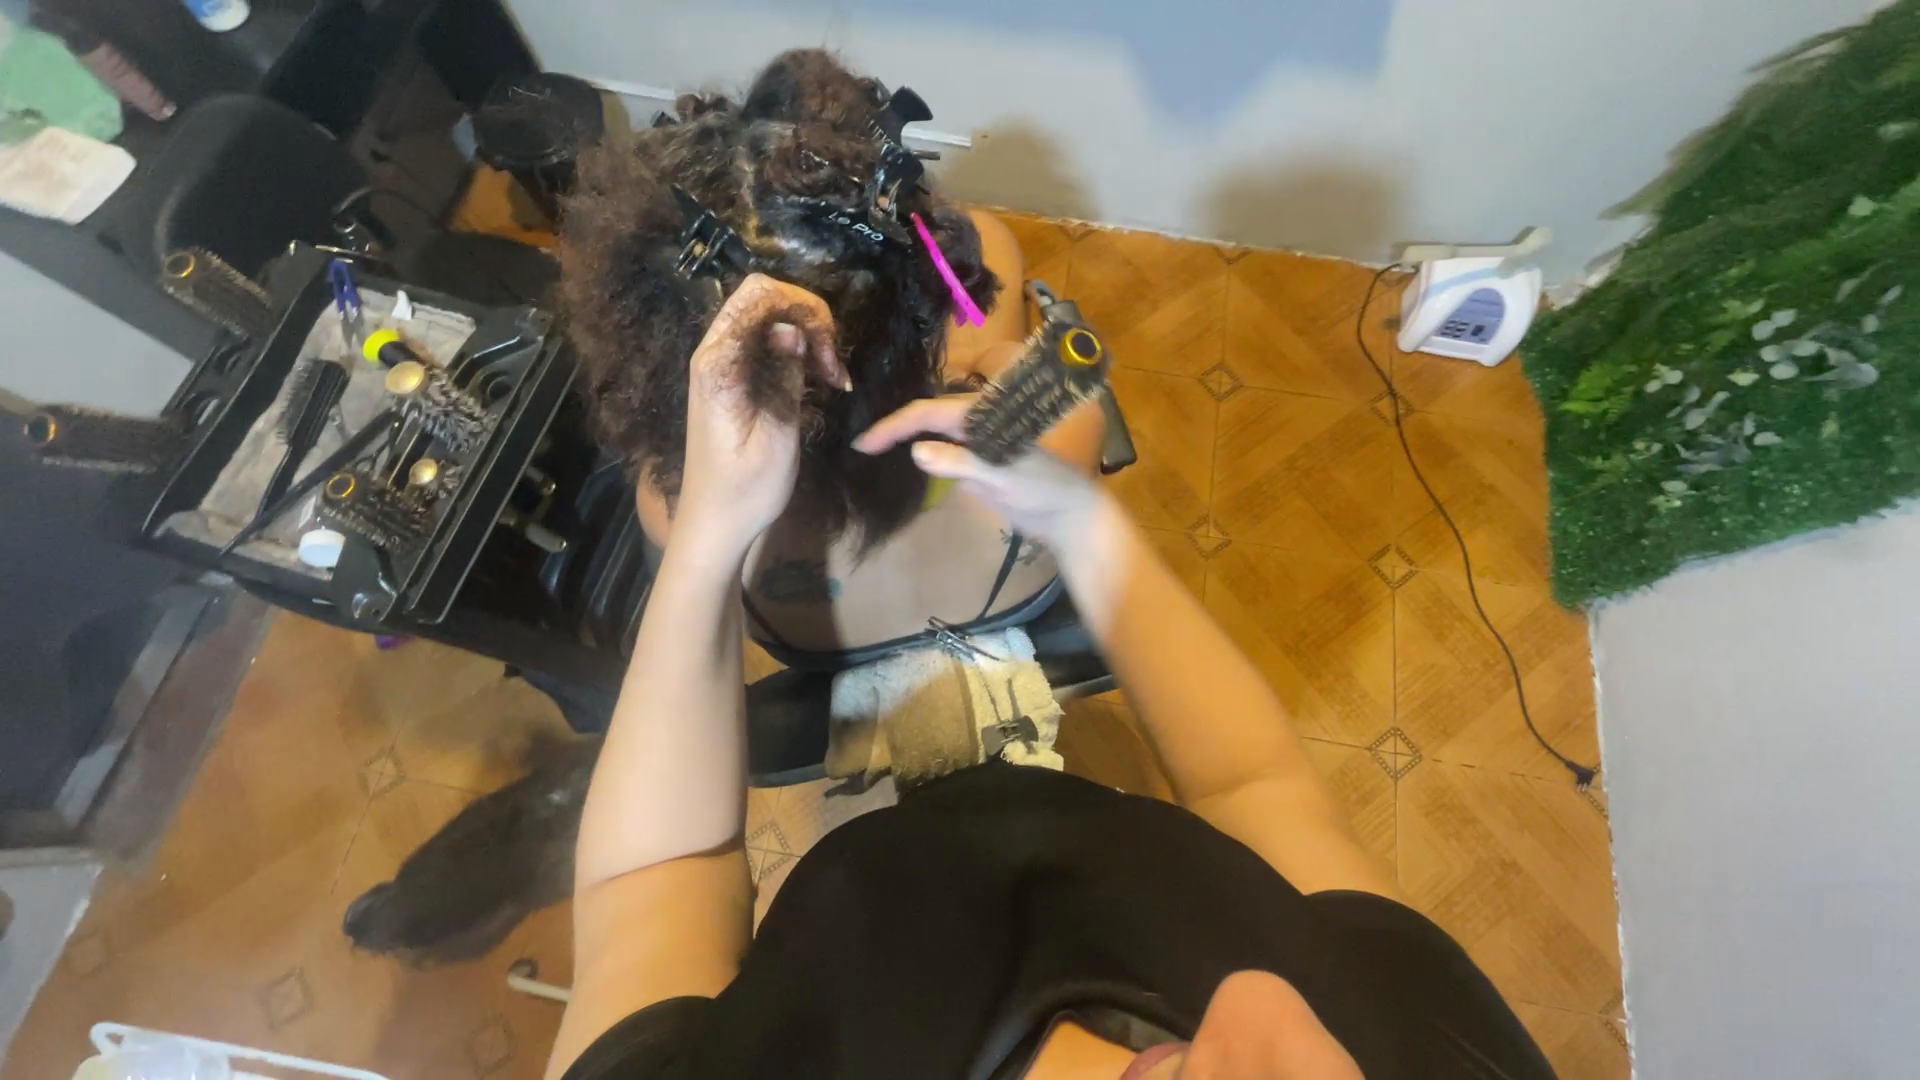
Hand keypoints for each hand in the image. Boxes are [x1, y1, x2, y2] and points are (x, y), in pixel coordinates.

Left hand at [675, 274, 846, 556]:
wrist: (715, 524)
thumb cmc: (746, 489)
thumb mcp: (776, 434)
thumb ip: (784, 375)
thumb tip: (792, 331)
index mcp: (720, 362)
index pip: (760, 295)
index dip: (804, 308)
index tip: (830, 352)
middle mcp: (715, 353)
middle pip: (764, 299)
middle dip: (809, 319)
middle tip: (833, 367)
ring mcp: (722, 365)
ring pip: (769, 319)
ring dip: (807, 337)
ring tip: (832, 378)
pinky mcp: (733, 379)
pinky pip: (766, 344)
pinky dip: (797, 352)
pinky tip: (818, 381)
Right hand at [853, 394, 1111, 547]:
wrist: (1069, 515)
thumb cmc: (1044, 489)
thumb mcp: (1003, 476)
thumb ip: (962, 463)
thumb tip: (916, 451)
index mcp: (981, 415)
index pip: (926, 414)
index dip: (892, 426)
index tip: (862, 443)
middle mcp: (975, 424)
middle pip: (925, 417)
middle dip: (893, 426)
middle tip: (859, 444)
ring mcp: (976, 443)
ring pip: (931, 433)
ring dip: (903, 437)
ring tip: (871, 448)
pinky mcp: (977, 463)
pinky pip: (943, 453)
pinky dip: (921, 454)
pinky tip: (903, 461)